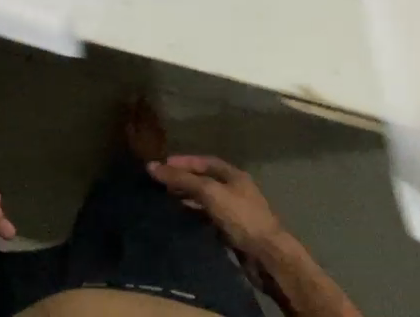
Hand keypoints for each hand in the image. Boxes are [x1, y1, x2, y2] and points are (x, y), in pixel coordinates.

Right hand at [147, 154, 282, 253]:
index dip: (184, 161)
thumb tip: (151, 166)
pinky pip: (210, 219)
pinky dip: (195, 216)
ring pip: (207, 201)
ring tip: (167, 200)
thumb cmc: (240, 217)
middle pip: (205, 180)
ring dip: (188, 198)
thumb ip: (181, 179)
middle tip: (161, 183)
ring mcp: (236, 213)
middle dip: (184, 180)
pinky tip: (183, 219)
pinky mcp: (234, 233)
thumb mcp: (209, 192)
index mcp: (234, 175)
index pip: (205, 161)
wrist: (268, 257)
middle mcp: (236, 191)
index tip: (163, 165)